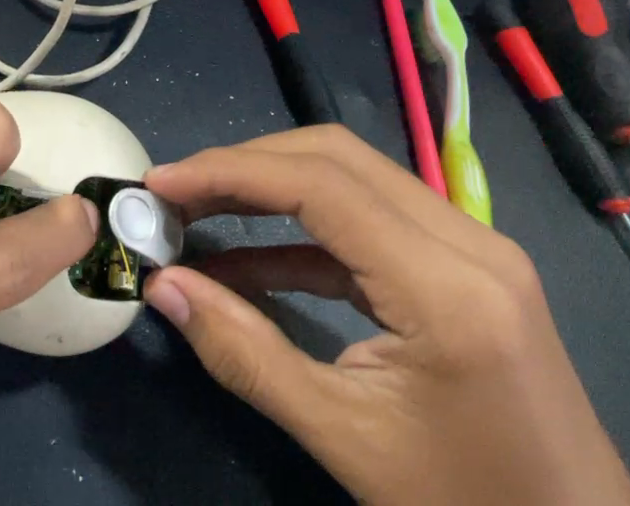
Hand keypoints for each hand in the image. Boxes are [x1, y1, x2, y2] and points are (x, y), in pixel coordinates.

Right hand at [142, 127, 629, 505]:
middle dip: (241, 166)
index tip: (157, 184)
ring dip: (266, 187)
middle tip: (172, 194)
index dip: (227, 172)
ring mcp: (472, 249)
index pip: (320, 185)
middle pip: (334, 158)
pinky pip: (366, 220)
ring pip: (350, 177)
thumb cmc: (464, 499)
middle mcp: (468, 243)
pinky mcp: (461, 267)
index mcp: (445, 286)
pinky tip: (244, 260)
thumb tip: (163, 287)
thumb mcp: (342, 436)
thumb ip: (244, 354)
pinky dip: (298, 227)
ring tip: (195, 214)